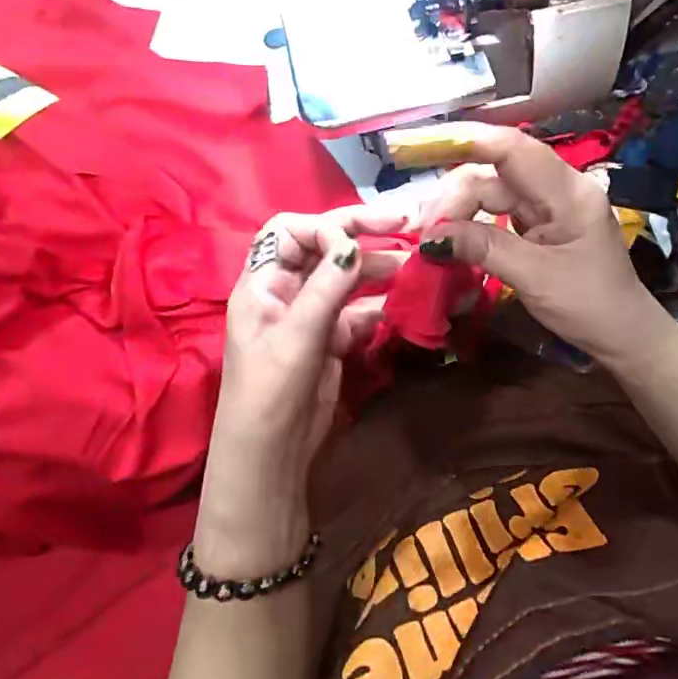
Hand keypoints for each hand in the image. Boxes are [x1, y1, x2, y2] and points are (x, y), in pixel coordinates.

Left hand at [195, 206, 407, 577]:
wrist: (271, 454)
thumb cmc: (270, 391)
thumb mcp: (296, 336)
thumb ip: (326, 289)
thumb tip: (352, 245)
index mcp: (262, 282)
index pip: (292, 231)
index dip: (326, 228)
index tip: (357, 246)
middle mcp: (285, 292)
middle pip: (323, 248)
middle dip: (361, 234)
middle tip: (406, 224)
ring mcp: (310, 316)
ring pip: (346, 279)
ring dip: (379, 269)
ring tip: (415, 265)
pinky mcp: (331, 341)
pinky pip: (359, 312)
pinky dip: (381, 305)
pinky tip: (405, 302)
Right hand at [415, 123, 669, 367]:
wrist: (624, 336)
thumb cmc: (590, 306)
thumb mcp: (535, 277)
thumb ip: (484, 249)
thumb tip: (432, 237)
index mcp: (568, 192)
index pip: (513, 149)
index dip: (467, 140)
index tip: (422, 151)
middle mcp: (557, 189)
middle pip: (494, 173)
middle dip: (455, 195)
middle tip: (424, 231)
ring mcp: (548, 206)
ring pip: (491, 192)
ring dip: (458, 211)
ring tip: (430, 239)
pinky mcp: (540, 224)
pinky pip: (497, 213)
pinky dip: (471, 225)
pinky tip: (450, 239)